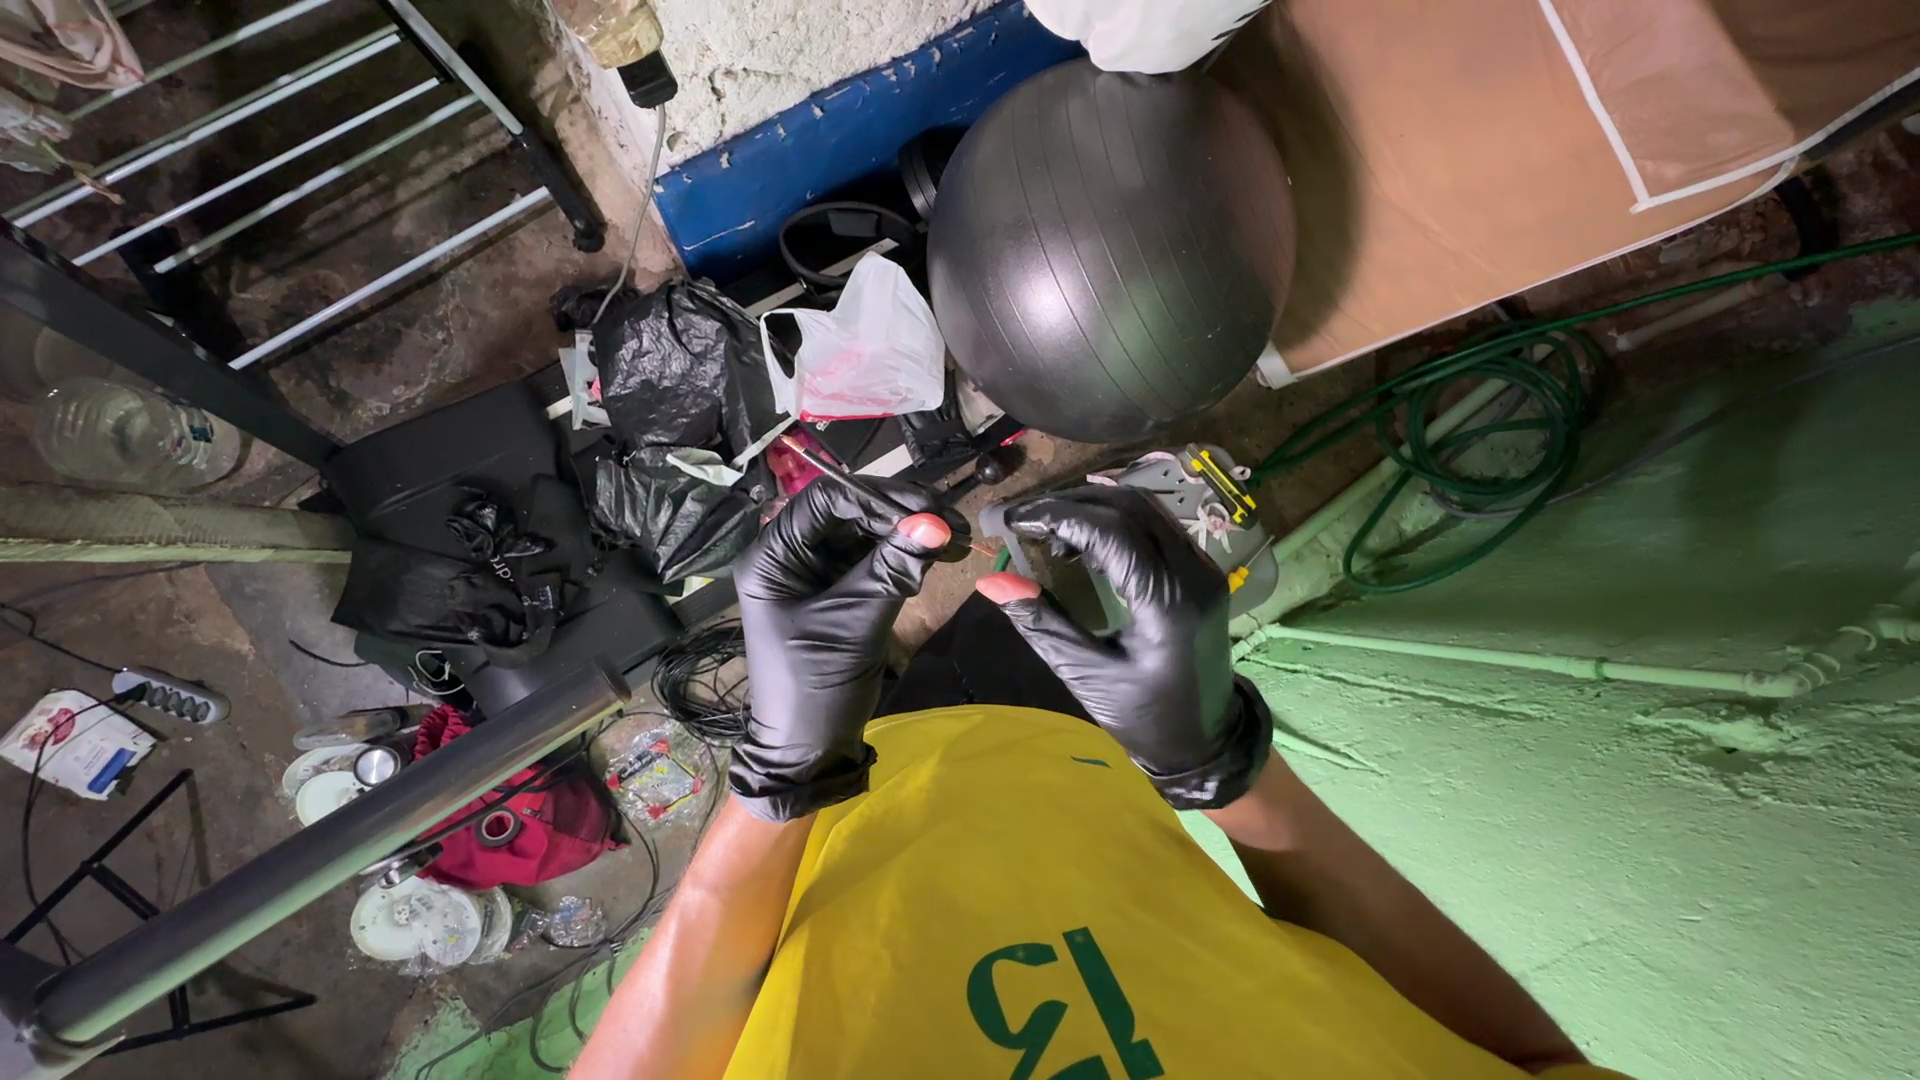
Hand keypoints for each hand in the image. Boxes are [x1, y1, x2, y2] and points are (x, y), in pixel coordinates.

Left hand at [730, 478, 952, 821]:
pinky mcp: (842, 586)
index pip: (825, 500)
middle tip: (952, 522)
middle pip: (849, 510)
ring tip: (957, 538)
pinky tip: (940, 555)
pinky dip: (907, 553)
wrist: (810, 747)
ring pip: (868, 530)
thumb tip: (936, 523)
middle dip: (901, 513)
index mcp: (773, 556)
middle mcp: (792, 553)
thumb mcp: (854, 623)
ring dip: (911, 531)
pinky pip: (876, 556)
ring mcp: (818, 569)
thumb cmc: (815, 685)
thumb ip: (893, 569)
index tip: (928, 512)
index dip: (878, 499)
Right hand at [976, 486, 1271, 808]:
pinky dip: (1115, 521)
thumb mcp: (1086, 676)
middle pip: (1129, 506)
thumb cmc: (1145, 717)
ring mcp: (1203, 569)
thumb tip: (991, 582)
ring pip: (1145, 508)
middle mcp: (1192, 573)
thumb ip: (1042, 623)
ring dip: (1093, 506)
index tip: (1013, 519)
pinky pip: (1156, 526)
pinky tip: (1082, 540)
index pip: (1109, 531)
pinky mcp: (1201, 572)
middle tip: (1024, 516)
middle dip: (1071, 502)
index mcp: (1166, 601)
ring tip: (1047, 525)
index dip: (1057, 515)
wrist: (1207, 742)